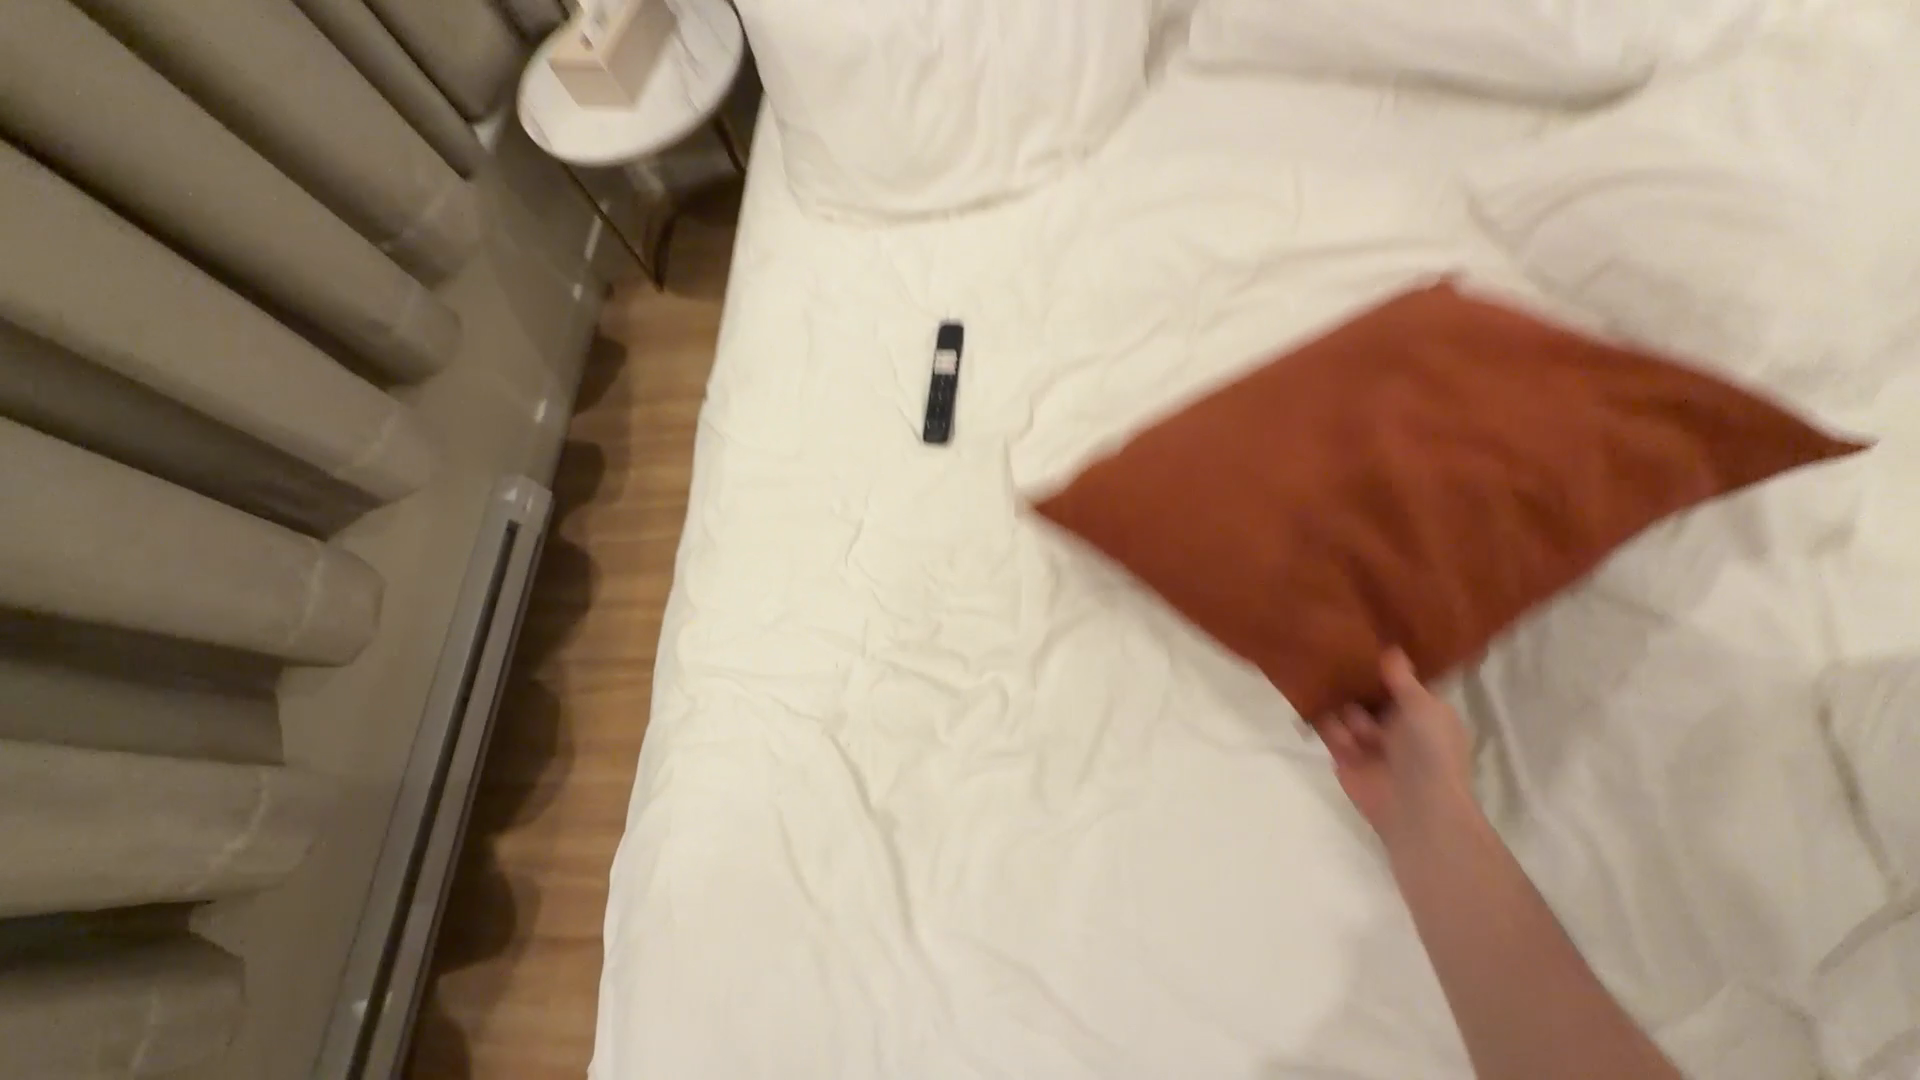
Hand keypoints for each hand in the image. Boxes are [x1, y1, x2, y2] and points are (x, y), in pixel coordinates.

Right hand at [1311, 649, 1474, 846]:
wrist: (1415, 807)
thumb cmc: (1429, 751)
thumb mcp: (1423, 706)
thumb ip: (1403, 679)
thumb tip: (1391, 649)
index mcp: (1423, 714)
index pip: (1401, 685)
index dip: (1385, 667)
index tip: (1364, 639)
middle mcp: (1396, 727)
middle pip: (1370, 696)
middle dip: (1355, 680)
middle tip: (1331, 647)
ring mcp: (1369, 743)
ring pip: (1347, 710)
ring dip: (1337, 698)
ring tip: (1318, 671)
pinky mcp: (1343, 756)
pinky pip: (1328, 730)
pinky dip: (1321, 718)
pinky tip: (1307, 696)